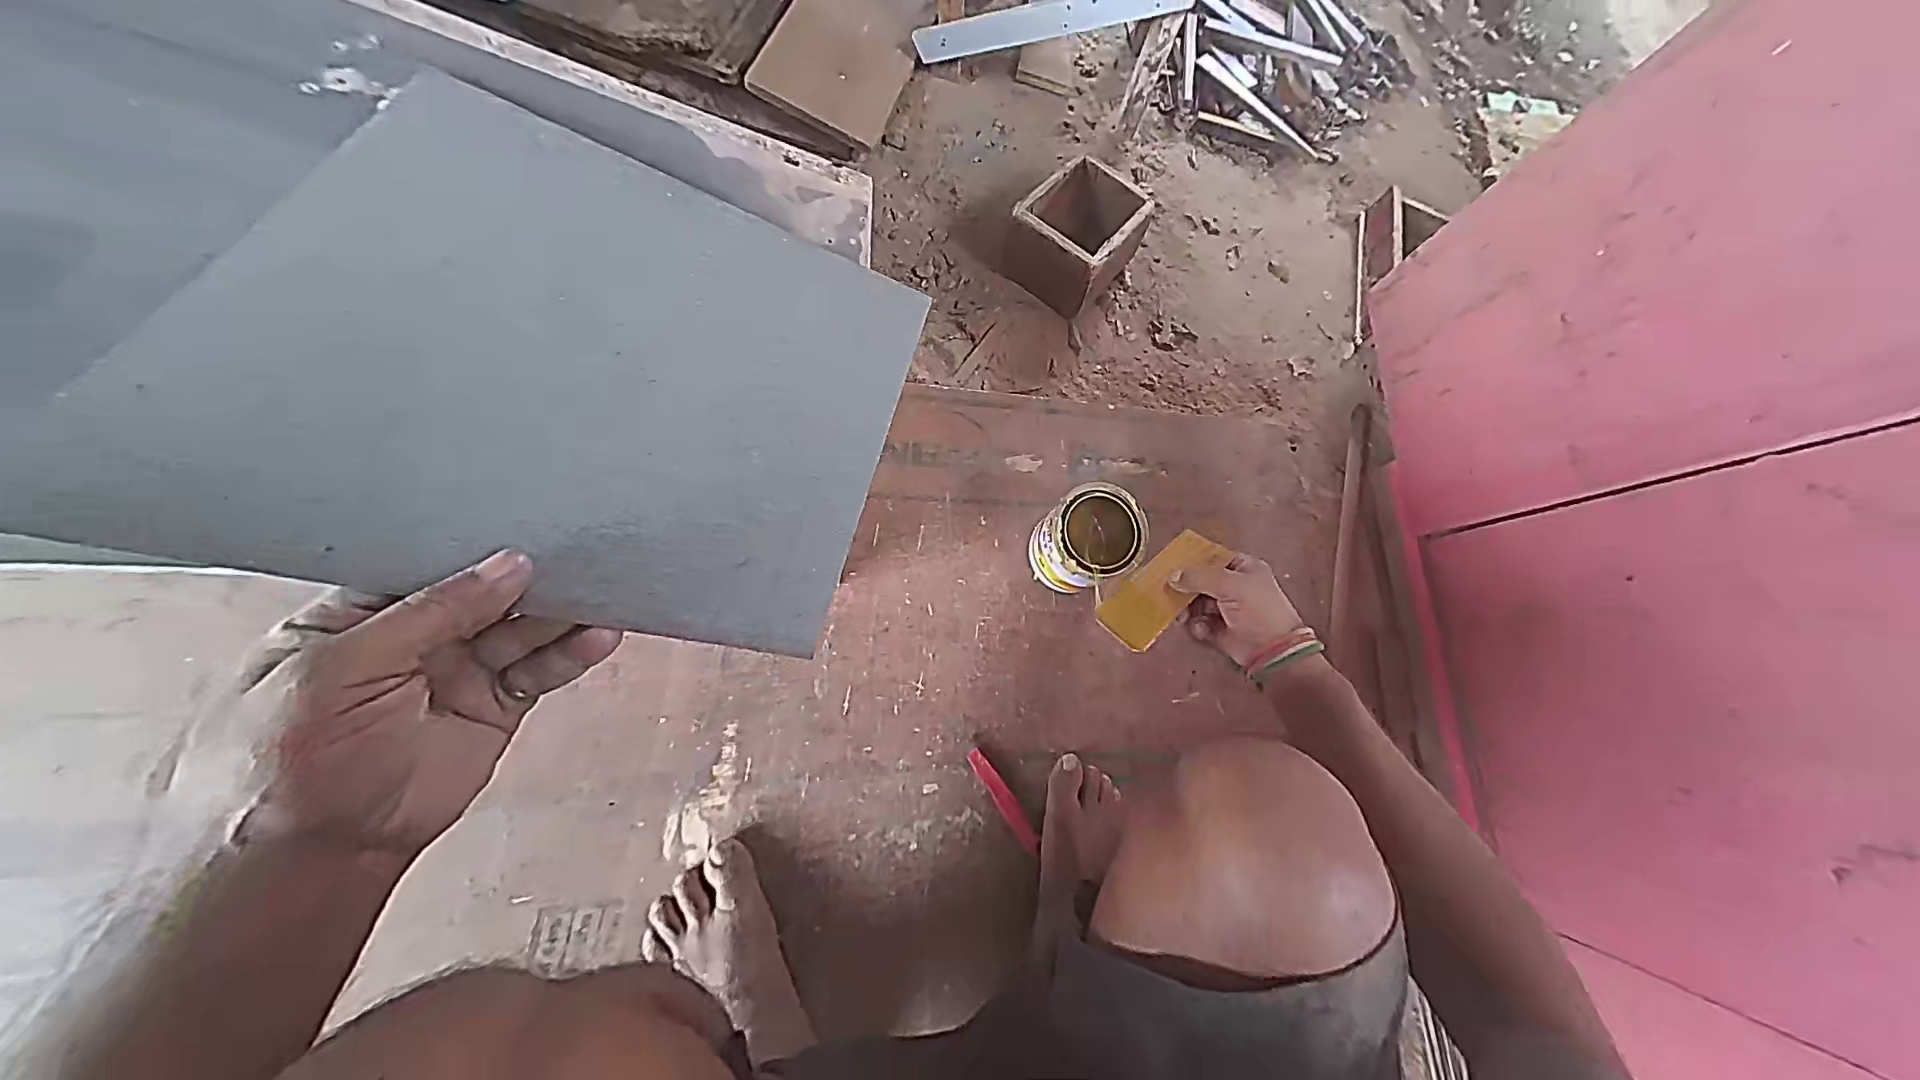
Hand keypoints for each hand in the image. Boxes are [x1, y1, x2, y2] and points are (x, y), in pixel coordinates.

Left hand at [239, 551, 621, 855]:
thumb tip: (508, 566)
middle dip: (533, 580)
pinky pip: (541, 670)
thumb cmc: (284, 759)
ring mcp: (461, 671)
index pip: (433, 567)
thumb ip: (431, 611)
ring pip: (524, 630)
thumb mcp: (343, 665)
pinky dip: (571, 655)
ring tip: (603, 597)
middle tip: (580, 562)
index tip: (527, 533)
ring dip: (564, 615)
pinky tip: (598, 639)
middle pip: (489, 596)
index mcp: (364, 615)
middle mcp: (419, 638)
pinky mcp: (497, 704)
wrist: (314, 853)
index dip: (478, 551)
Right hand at [1168, 553, 1306, 668]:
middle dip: (1184, 589)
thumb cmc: (1258, 610)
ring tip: (1182, 617)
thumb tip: (1173, 576)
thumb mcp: (1231, 585)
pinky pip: (1197, 622)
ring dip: (1186, 610)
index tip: (1172, 565)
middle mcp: (1233, 585)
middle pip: (1199, 581)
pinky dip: (1196, 625)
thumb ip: (1200, 577)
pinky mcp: (1218, 628)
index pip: (1212, 558)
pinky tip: (1202, 629)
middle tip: (1170, 593)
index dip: (1192, 560)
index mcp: (1243, 568)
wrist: (1272, 651)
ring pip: (1194, 602)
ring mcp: (1225, 608)